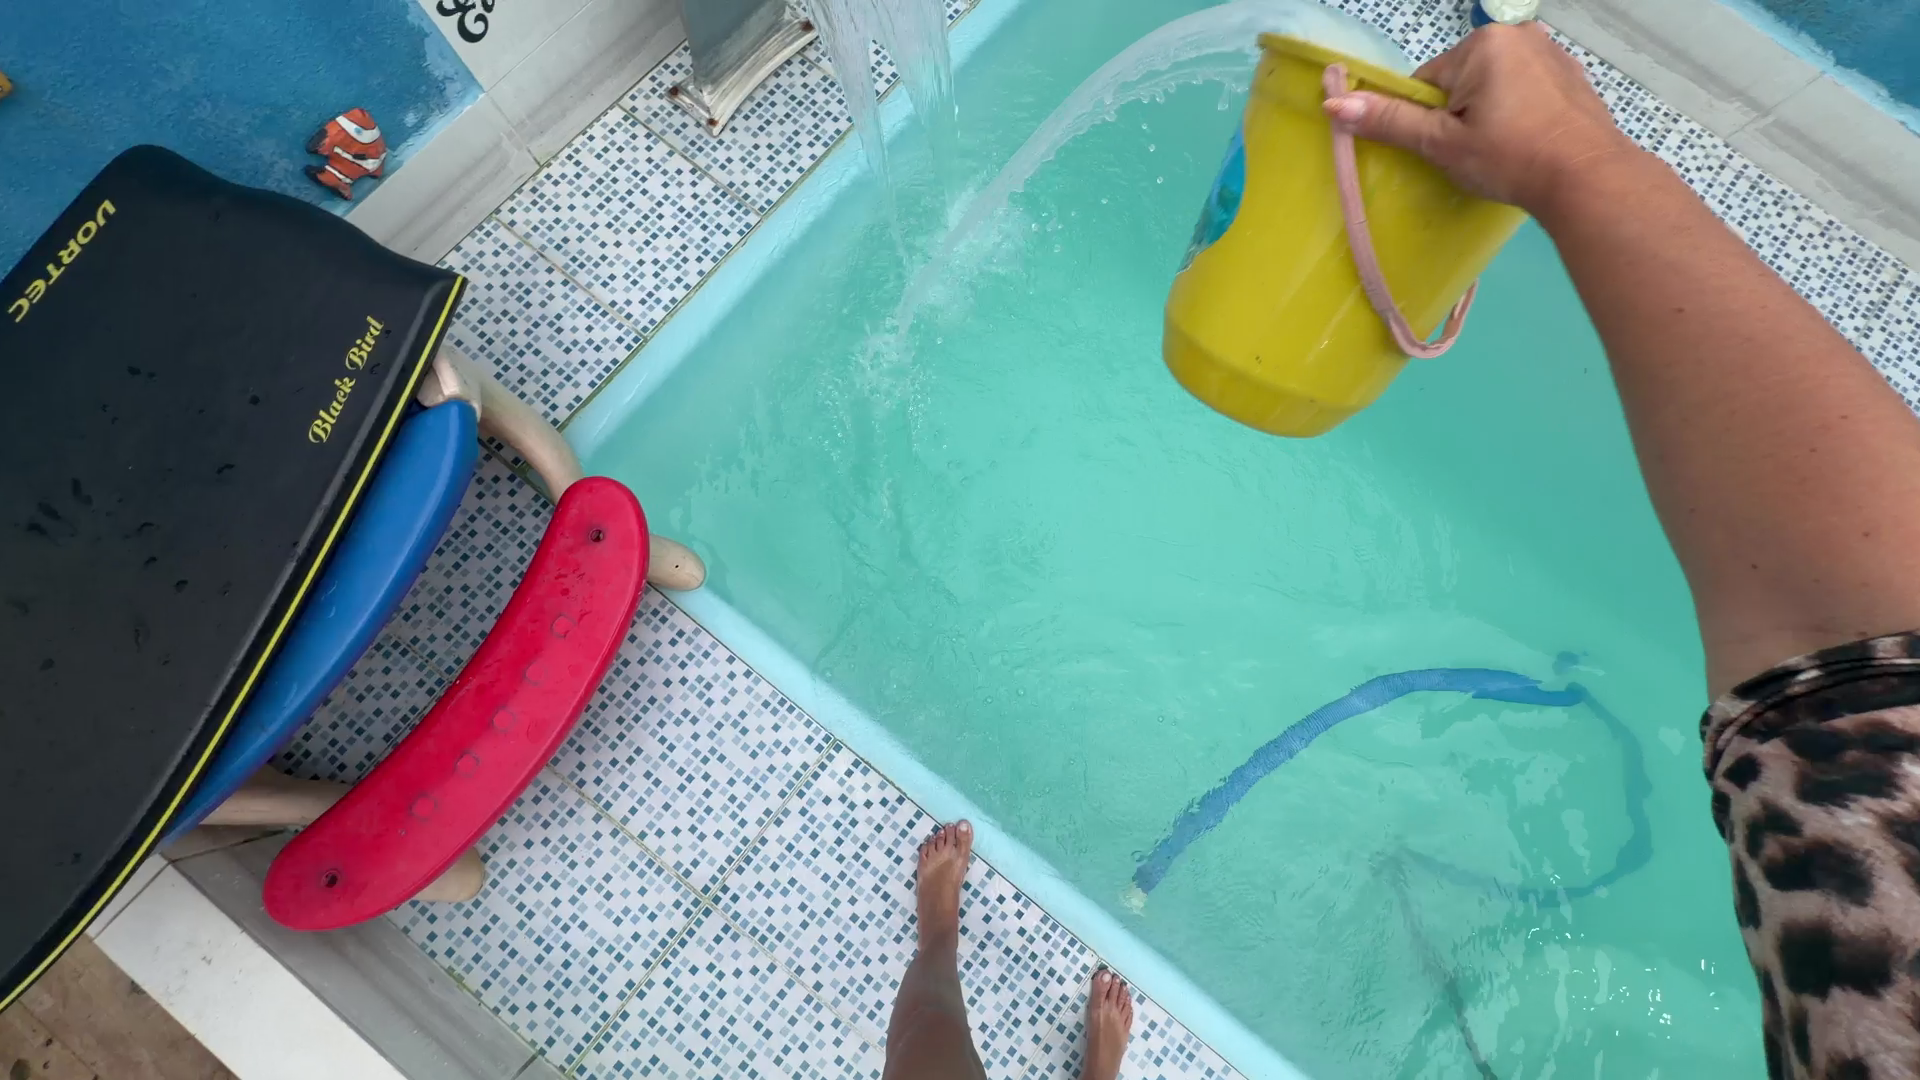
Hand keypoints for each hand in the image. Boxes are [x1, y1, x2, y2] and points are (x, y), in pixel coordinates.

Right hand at [1321, 23, 1638, 215]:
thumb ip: (1389, 121)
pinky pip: (1518, 89)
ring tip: (1494, 148)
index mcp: (1481, 44)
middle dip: (1452, 116)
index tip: (1438, 146)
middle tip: (1467, 151)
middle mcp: (1517, 33)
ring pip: (1486, 87)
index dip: (1420, 120)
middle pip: (1455, 82)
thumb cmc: (1506, 156)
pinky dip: (1510, 113)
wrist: (1583, 174)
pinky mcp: (1566, 71)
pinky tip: (1519, 139)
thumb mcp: (1439, 143)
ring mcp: (1547, 49)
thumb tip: (1334, 103)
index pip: (1422, 83)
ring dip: (1480, 115)